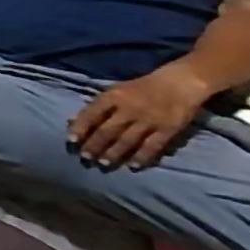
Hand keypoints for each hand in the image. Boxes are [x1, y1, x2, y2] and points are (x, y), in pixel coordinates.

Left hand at [68, 66, 210, 167]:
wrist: (179, 83)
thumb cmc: (139, 88)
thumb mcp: (113, 91)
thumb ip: (96, 106)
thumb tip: (73, 122)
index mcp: (111, 98)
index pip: (90, 115)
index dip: (79, 128)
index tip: (70, 140)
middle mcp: (128, 110)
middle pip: (107, 131)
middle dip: (94, 145)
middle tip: (85, 157)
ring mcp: (149, 120)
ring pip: (127, 140)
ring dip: (114, 153)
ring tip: (103, 163)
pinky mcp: (169, 129)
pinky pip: (153, 145)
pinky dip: (143, 156)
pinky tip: (134, 166)